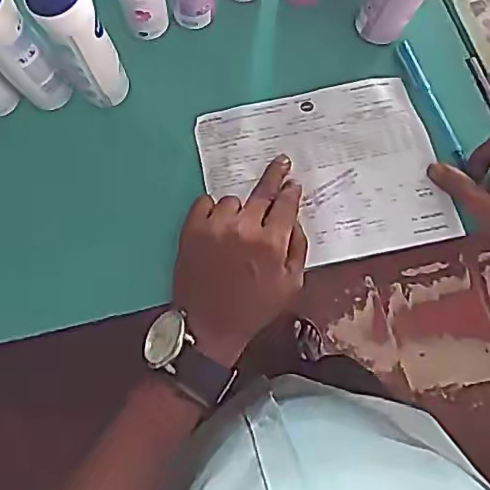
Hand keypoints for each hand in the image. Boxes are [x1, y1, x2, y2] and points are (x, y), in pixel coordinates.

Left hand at [173, 155, 307, 364]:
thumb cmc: (253, 308)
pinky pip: (205, 202)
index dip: (291, 190)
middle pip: (262, 192)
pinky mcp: (191, 229)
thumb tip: (295, 220)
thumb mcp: (290, 285)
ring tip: (237, 230)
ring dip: (239, 210)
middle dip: (275, 176)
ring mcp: (215, 226)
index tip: (293, 182)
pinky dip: (212, 210)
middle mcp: (244, 229)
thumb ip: (297, 248)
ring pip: (232, 201)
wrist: (207, 326)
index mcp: (271, 244)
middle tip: (281, 163)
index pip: (286, 204)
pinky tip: (216, 224)